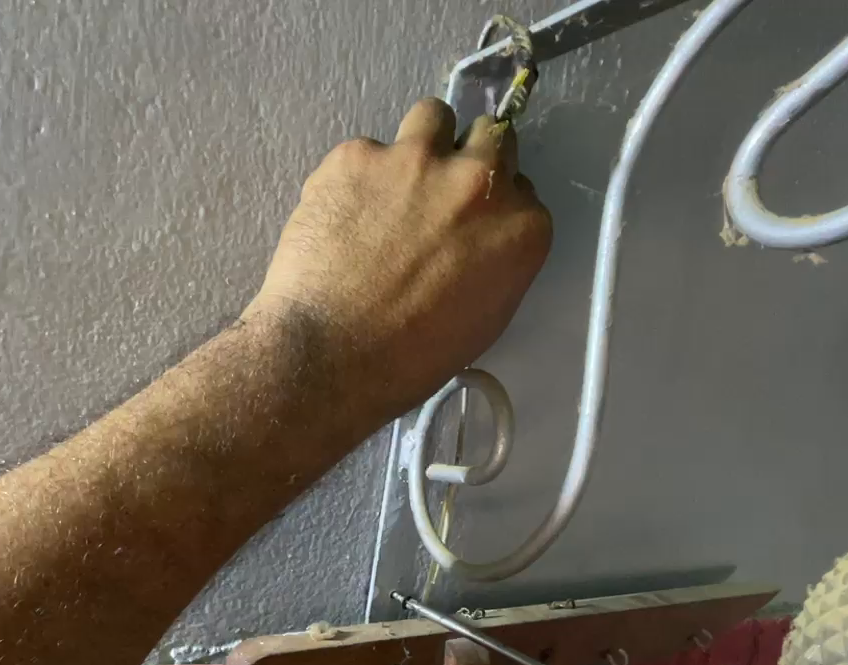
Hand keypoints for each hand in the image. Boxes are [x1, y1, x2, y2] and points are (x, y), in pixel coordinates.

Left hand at [246, 99, 552, 420]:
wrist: (327, 357)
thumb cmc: (405, 363)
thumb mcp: (477, 325)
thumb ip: (491, 266)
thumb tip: (475, 245)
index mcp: (519, 229)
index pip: (520, 191)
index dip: (489, 206)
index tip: (465, 226)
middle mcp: (477, 180)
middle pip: (488, 139)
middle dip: (466, 164)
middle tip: (431, 203)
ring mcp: (415, 160)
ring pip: (431, 119)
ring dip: (417, 147)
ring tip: (386, 193)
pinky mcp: (355, 156)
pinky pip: (362, 153)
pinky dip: (353, 181)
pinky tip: (335, 222)